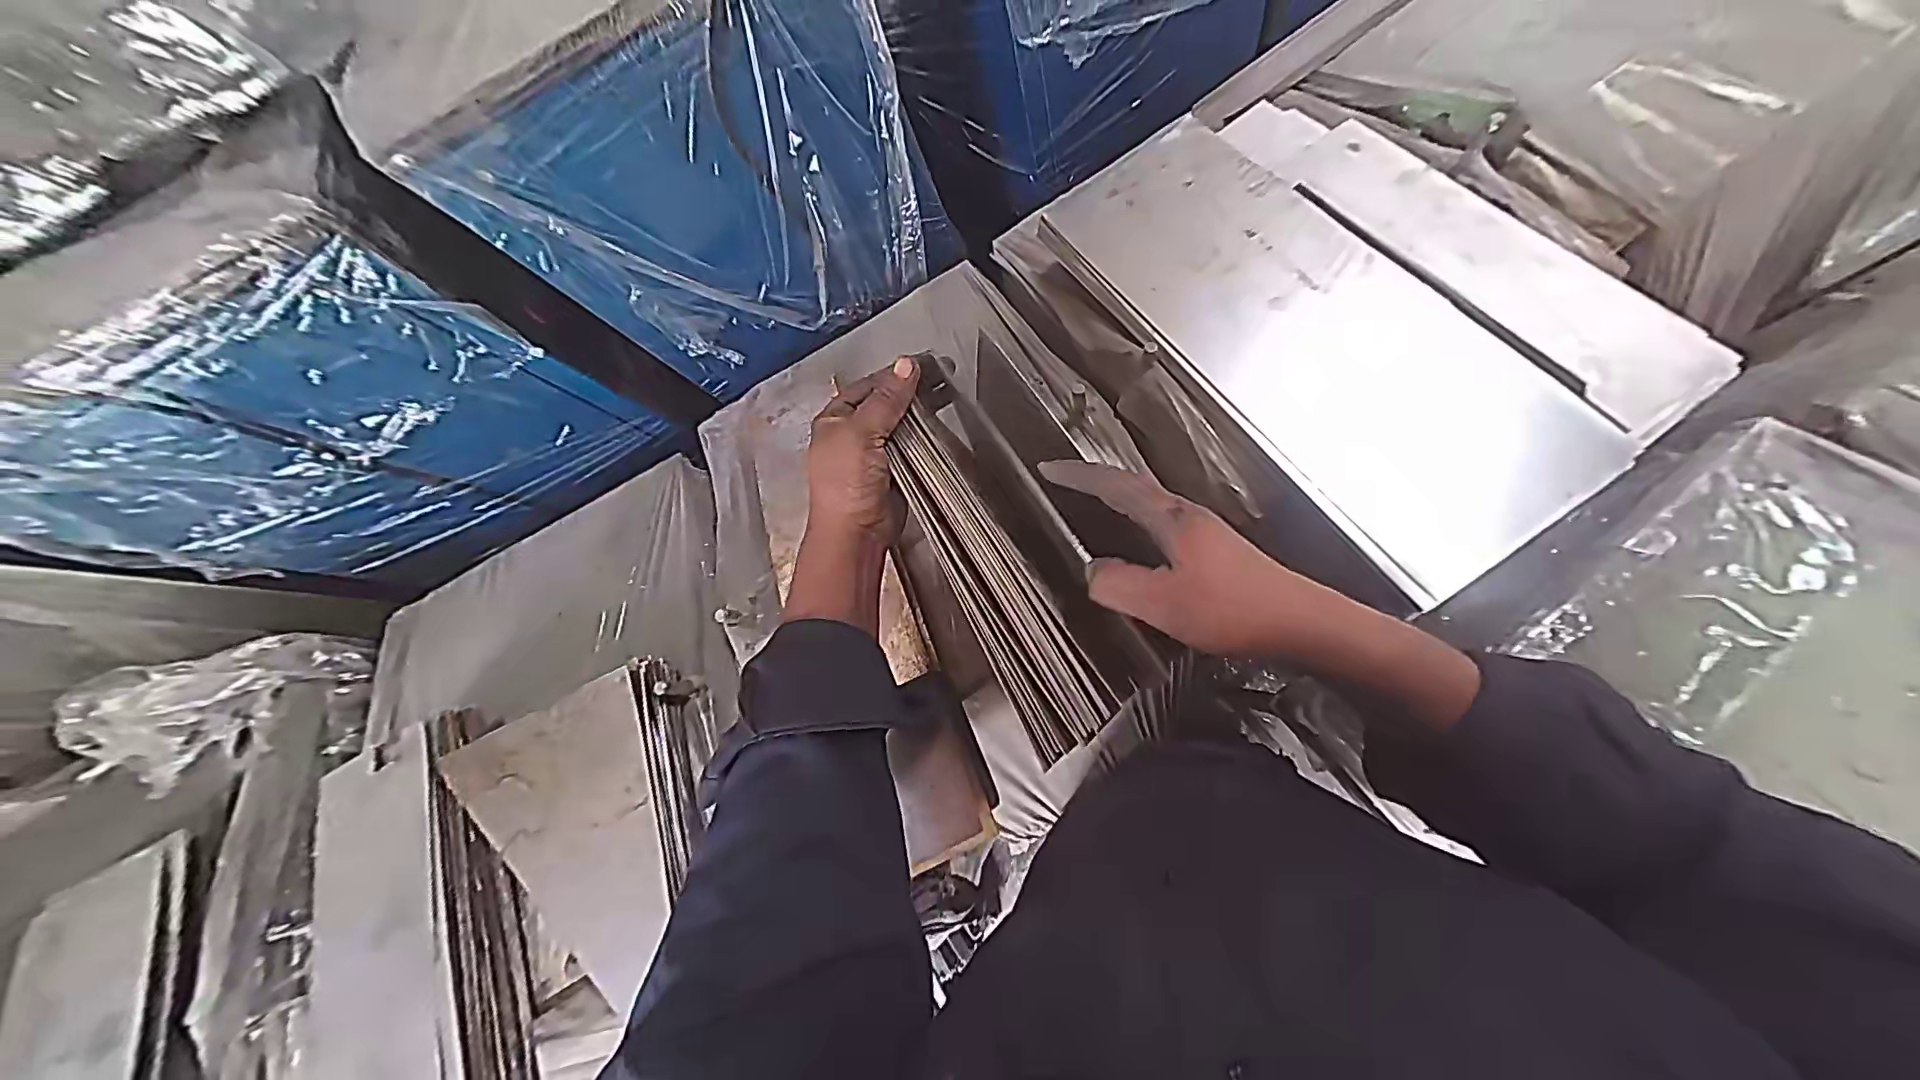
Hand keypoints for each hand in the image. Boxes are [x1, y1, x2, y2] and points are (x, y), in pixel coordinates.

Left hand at [782, 356, 919, 636]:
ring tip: (946, 395)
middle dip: (910, 391)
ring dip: (920, 412)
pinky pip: (911, 446)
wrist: (856, 533)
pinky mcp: (893, 472)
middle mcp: (852, 434)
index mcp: (834, 419)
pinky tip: (940, 426)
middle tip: (941, 377)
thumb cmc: (846, 484)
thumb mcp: (861, 432)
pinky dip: (924, 436)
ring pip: (900, 424)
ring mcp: (873, 454)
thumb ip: (886, 400)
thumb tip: (906, 365)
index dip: (893, 375)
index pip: (868, 386)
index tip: (923, 365)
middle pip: (885, 404)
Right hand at [1038, 459, 1328, 658]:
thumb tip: (1092, 572)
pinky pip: (1161, 522)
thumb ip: (1118, 585)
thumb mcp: (1164, 603)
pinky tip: (1136, 541)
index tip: (1049, 469)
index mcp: (1171, 520)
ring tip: (1091, 500)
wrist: (1299, 620)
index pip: (1115, 485)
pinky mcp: (1213, 549)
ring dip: (1115, 496)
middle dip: (1094, 479)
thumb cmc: (1235, 609)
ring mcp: (1203, 530)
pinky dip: (1135, 519)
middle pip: (1132, 485)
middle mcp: (1187, 516)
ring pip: (1148, 502)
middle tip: (1064, 479)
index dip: (1078, 476)